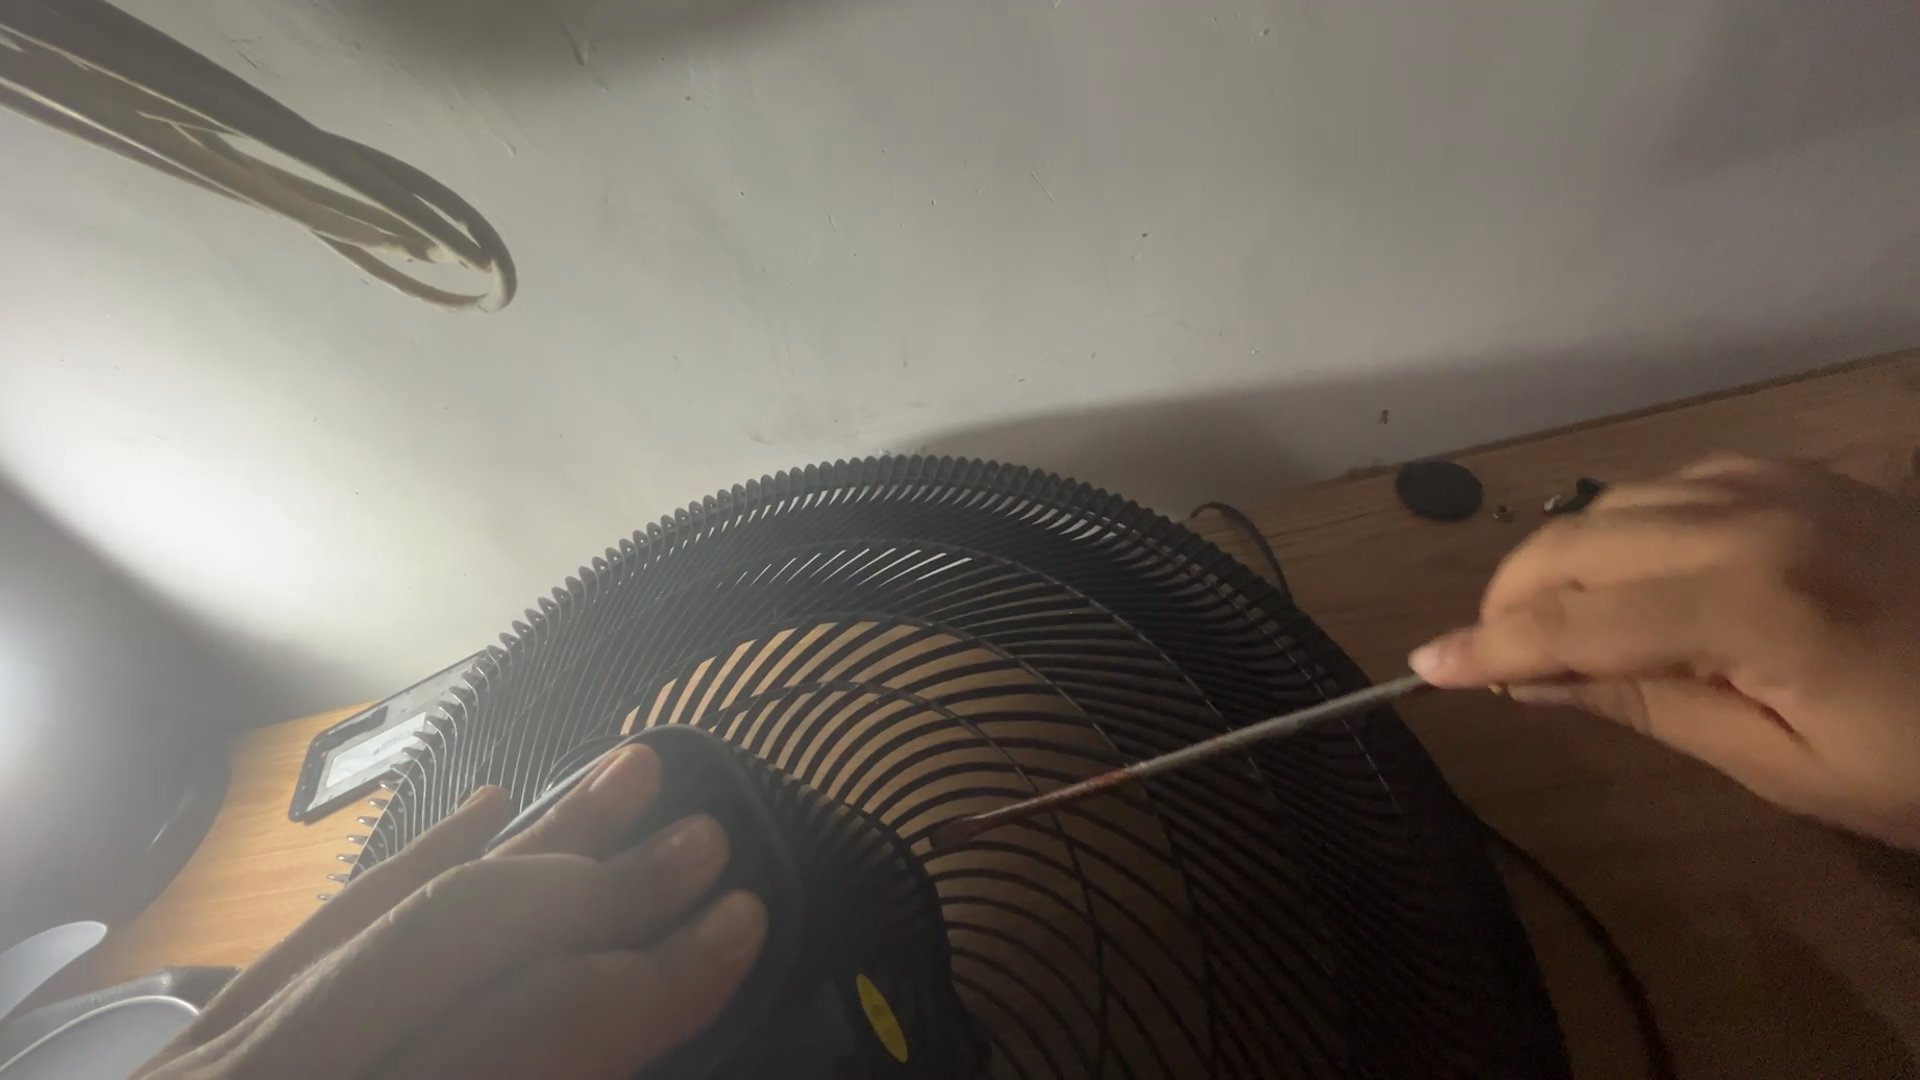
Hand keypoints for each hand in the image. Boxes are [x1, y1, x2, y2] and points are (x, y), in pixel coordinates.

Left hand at [138, 743, 766, 1078]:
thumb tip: (668, 1020)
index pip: (538, 1026)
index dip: (659, 975)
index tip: (744, 924)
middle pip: (460, 938)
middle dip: (606, 884)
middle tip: (704, 840)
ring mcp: (195, 1065)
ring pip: (397, 907)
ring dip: (536, 833)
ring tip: (630, 771)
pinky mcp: (182, 1051)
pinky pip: (314, 925)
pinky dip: (417, 857)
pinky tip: (491, 803)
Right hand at [1409, 456, 1919, 847]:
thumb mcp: (1790, 766)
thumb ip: (1643, 706)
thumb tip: (1525, 682)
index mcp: (1753, 607)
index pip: (1569, 627)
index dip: (1485, 650)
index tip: (1422, 669)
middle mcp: (1746, 524)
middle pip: (1564, 548)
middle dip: (1508, 601)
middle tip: (1496, 653)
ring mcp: (1771, 486)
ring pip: (1598, 509)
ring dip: (1557, 566)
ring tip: (1562, 619)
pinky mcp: (1790, 474)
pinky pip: (1659, 487)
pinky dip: (1617, 529)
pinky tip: (1633, 569)